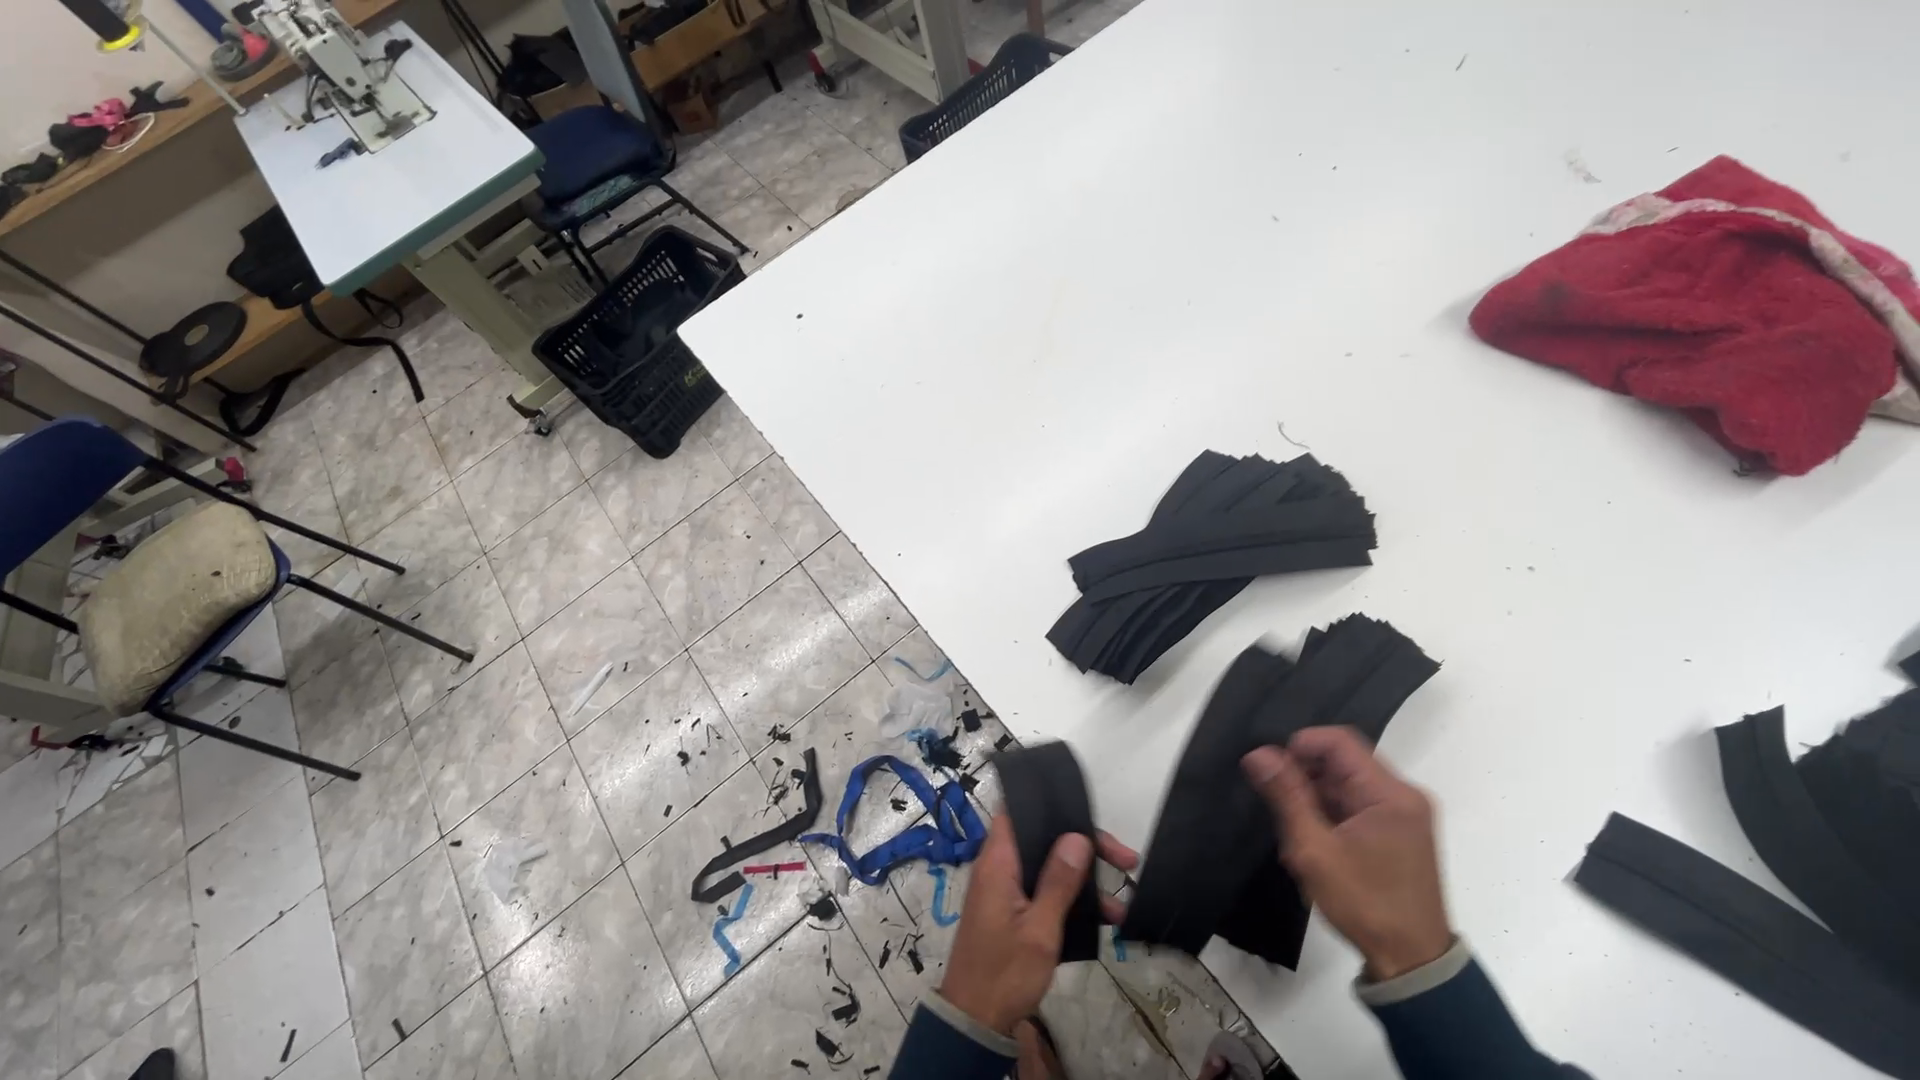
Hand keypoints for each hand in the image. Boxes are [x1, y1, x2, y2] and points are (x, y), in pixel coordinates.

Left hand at [938, 814, 1139, 1033]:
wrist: (975, 1022)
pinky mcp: (1012, 913)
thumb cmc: (1004, 972)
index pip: (1018, 812)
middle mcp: (999, 869)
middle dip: (1084, 848)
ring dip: (1084, 881)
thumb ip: (1058, 882)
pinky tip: (1103, 919)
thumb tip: (1077, 837)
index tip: (1086, 814)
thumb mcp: (1039, 930)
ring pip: (1049, 869)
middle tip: (1125, 861)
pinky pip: (1045, 892)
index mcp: (998, 863)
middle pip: (1043, 840)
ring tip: (1122, 903)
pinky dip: (1072, 900)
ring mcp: (1005, 891)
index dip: (1049, 805)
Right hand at [1242, 726, 1451, 980]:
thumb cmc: (1364, 903)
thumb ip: (1286, 796)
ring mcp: (1405, 816)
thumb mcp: (1314, 849)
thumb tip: (1258, 754)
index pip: (1339, 741)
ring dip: (1315, 798)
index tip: (1270, 770)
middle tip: (1277, 805)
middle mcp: (1404, 796)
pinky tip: (1313, 842)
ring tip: (1294, 831)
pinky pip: (1358, 806)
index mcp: (1390, 793)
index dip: (1299, 745)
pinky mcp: (1400, 834)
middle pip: (1344, 762)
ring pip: (1348, 785)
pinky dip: (1331, 814)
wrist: (1411, 962)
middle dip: (1304, 776)